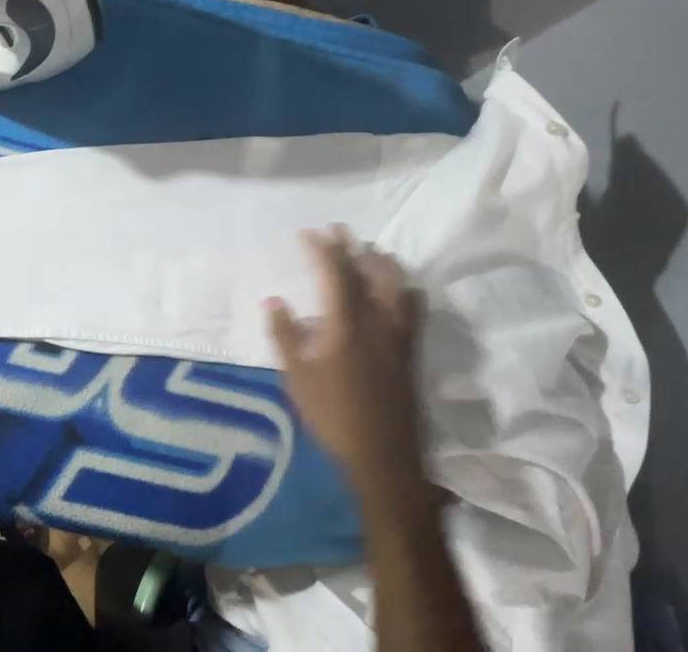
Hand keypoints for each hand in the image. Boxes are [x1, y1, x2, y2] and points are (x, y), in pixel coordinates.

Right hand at [267, 225, 425, 497]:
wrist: (384, 457)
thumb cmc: (332, 417)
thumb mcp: (297, 377)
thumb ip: (285, 335)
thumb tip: (275, 299)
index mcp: (345, 326)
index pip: (336, 274)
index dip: (323, 249)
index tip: (309, 233)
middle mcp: (377, 323)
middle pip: (368, 273)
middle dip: (352, 248)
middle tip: (339, 230)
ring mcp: (399, 337)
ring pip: (397, 287)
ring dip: (383, 263)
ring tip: (372, 250)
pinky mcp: (412, 353)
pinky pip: (413, 308)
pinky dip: (403, 288)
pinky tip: (398, 289)